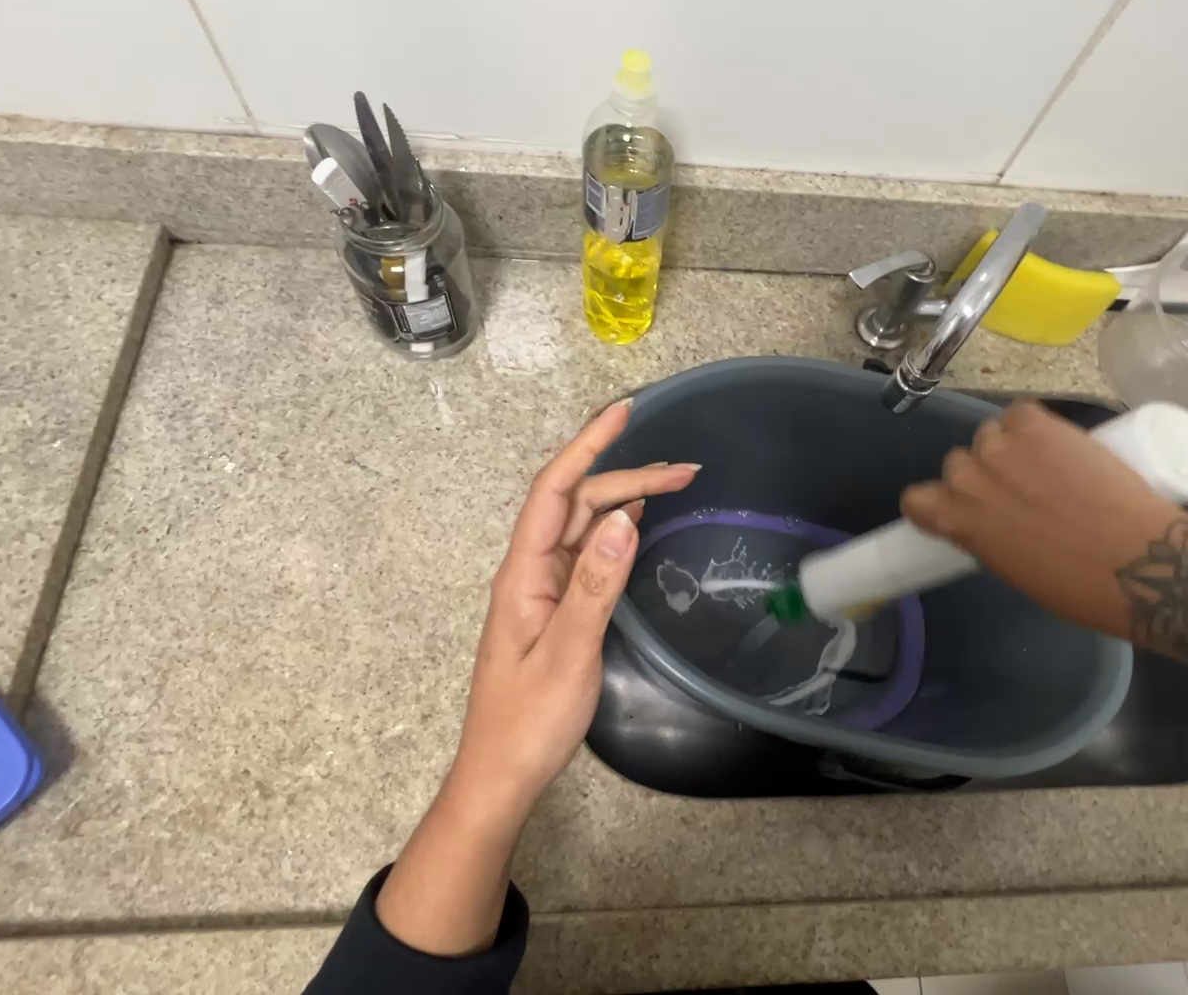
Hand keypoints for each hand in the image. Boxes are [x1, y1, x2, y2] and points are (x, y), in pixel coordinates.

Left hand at [376, 400, 694, 956]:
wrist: (501, 774)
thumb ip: (594, 586)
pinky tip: (633, 518)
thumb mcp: (568, 654)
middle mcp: (531, 570)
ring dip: (623, 499)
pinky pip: (585, 553)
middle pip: (575, 503)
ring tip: (673, 482)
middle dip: (625, 476)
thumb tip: (620, 519)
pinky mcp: (556, 607)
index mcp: (523, 573)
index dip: (587, 446)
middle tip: (685, 471)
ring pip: (582, 526)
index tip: (624, 412)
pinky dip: (613, 529)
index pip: (554, 490)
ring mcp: (543, 588)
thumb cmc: (528, 721)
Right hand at [900, 400, 1181, 637]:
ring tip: (1045, 466)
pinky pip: (1020, 414)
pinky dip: (1032, 427)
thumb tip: (991, 524)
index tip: (963, 507)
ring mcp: (1002, 447)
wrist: (1140, 562)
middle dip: (983, 475)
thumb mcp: (1010, 570)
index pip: (917, 497)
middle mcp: (968, 478)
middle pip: (958, 463)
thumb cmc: (1075, 585)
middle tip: (1019, 492)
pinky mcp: (1039, 425)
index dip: (938, 501)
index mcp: (954, 519)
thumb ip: (986, 538)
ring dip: (1008, 448)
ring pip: (990, 436)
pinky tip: (1055, 444)